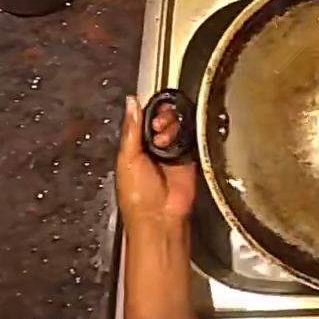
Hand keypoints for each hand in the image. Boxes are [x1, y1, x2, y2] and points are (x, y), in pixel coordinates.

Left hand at [117, 95, 197, 234]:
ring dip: (171, 126)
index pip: (144, 117)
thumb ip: (131, 129)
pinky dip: (185, 134)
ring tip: (163, 141)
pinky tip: (175, 142)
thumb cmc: (138, 195)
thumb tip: (131, 102)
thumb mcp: (127, 159)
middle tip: (156, 128)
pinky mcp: (189, 156)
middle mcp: (155, 145)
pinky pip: (191, 136)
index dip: (147, 110)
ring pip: (177, 123)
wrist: (159, 216)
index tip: (148, 114)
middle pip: (163, 117)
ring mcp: (173, 150)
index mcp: (136, 145)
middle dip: (161, 117)